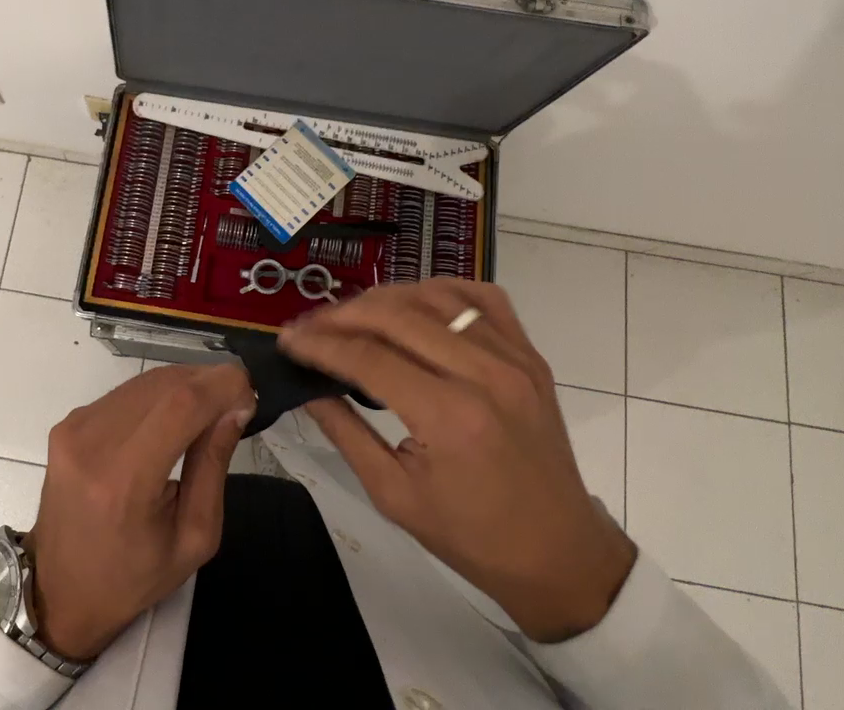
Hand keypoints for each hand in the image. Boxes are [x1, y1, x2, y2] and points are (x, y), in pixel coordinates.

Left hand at [27, 363, 253, 659]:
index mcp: (124, 481)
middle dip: (209, 383)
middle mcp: (93, 442)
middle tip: (236, 405)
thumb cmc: (133, 577)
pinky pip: (126, 393)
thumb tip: (236, 407)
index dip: (222, 385)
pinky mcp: (68, 422)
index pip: (181, 404)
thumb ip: (214, 465)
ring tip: (209, 413)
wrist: (61, 591)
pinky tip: (173, 421)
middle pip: (165, 384)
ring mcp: (75, 427)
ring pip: (146, 382)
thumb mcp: (194, 537)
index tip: (250, 393)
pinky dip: (158, 397)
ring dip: (185, 386)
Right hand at [280, 279, 636, 642]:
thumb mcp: (392, 494)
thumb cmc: (470, 535)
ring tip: (352, 316)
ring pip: (436, 296)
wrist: (557, 552)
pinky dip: (441, 291)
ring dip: (385, 298)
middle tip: (309, 326)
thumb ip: (344, 430)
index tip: (286, 339)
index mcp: (448, 417)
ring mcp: (513, 358)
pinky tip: (414, 304)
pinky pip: (482, 297)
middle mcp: (484, 374)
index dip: (319, 344)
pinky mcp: (530, 355)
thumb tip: (305, 386)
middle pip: (397, 315)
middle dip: (342, 315)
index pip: (367, 357)